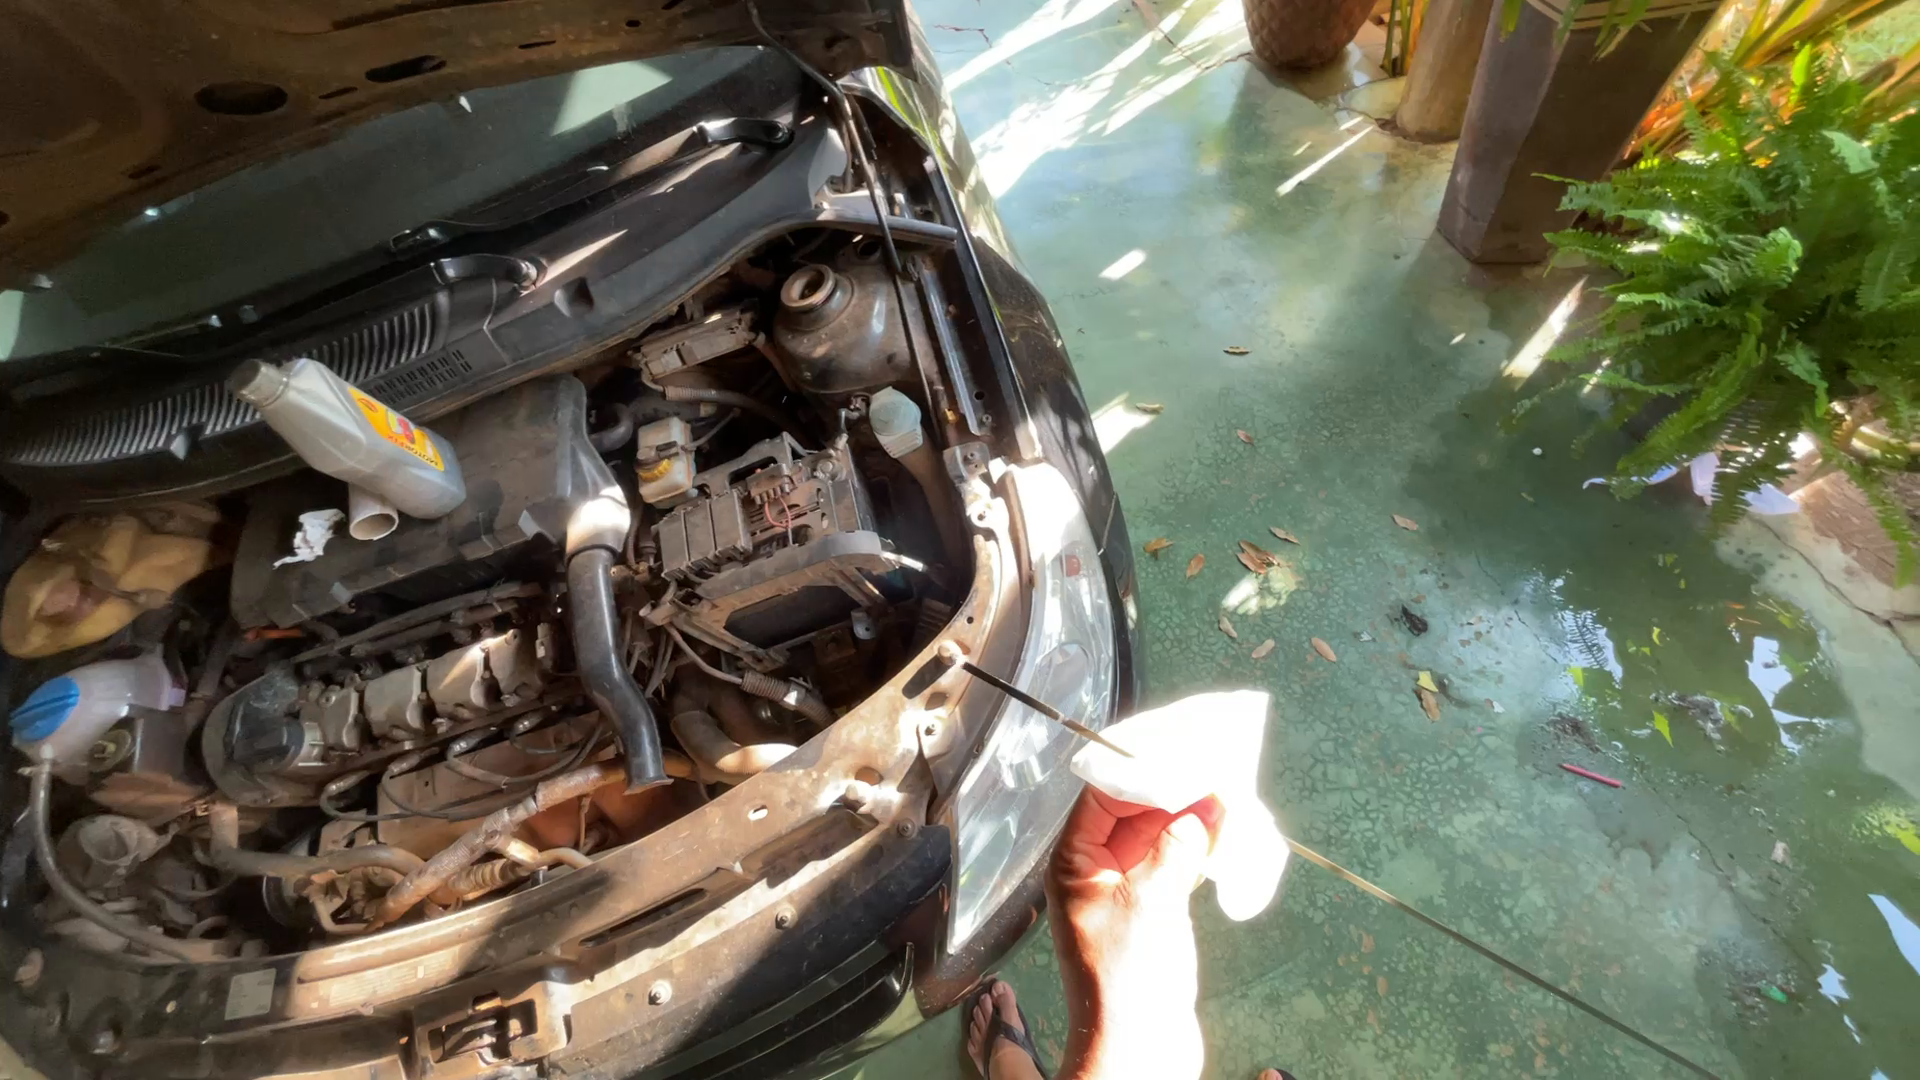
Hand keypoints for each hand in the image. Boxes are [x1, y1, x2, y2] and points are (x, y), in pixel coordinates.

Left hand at [1046, 787, 1224, 1079]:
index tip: (1178, 754)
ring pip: (1154, 837)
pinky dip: (1194, 848)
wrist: (1140, 1052)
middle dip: (1169, 793)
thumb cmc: (1130, 977)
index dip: (1138, 772)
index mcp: (1074, 861)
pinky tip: (1221, 834)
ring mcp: (1122, 889)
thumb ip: (1177, 847)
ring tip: (1224, 796)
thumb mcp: (1152, 902)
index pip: (1101, 796)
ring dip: (1187, 820)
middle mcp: (1093, 869)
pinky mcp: (1149, 909)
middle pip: (1130, 813)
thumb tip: (1205, 804)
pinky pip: (1169, 863)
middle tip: (1210, 770)